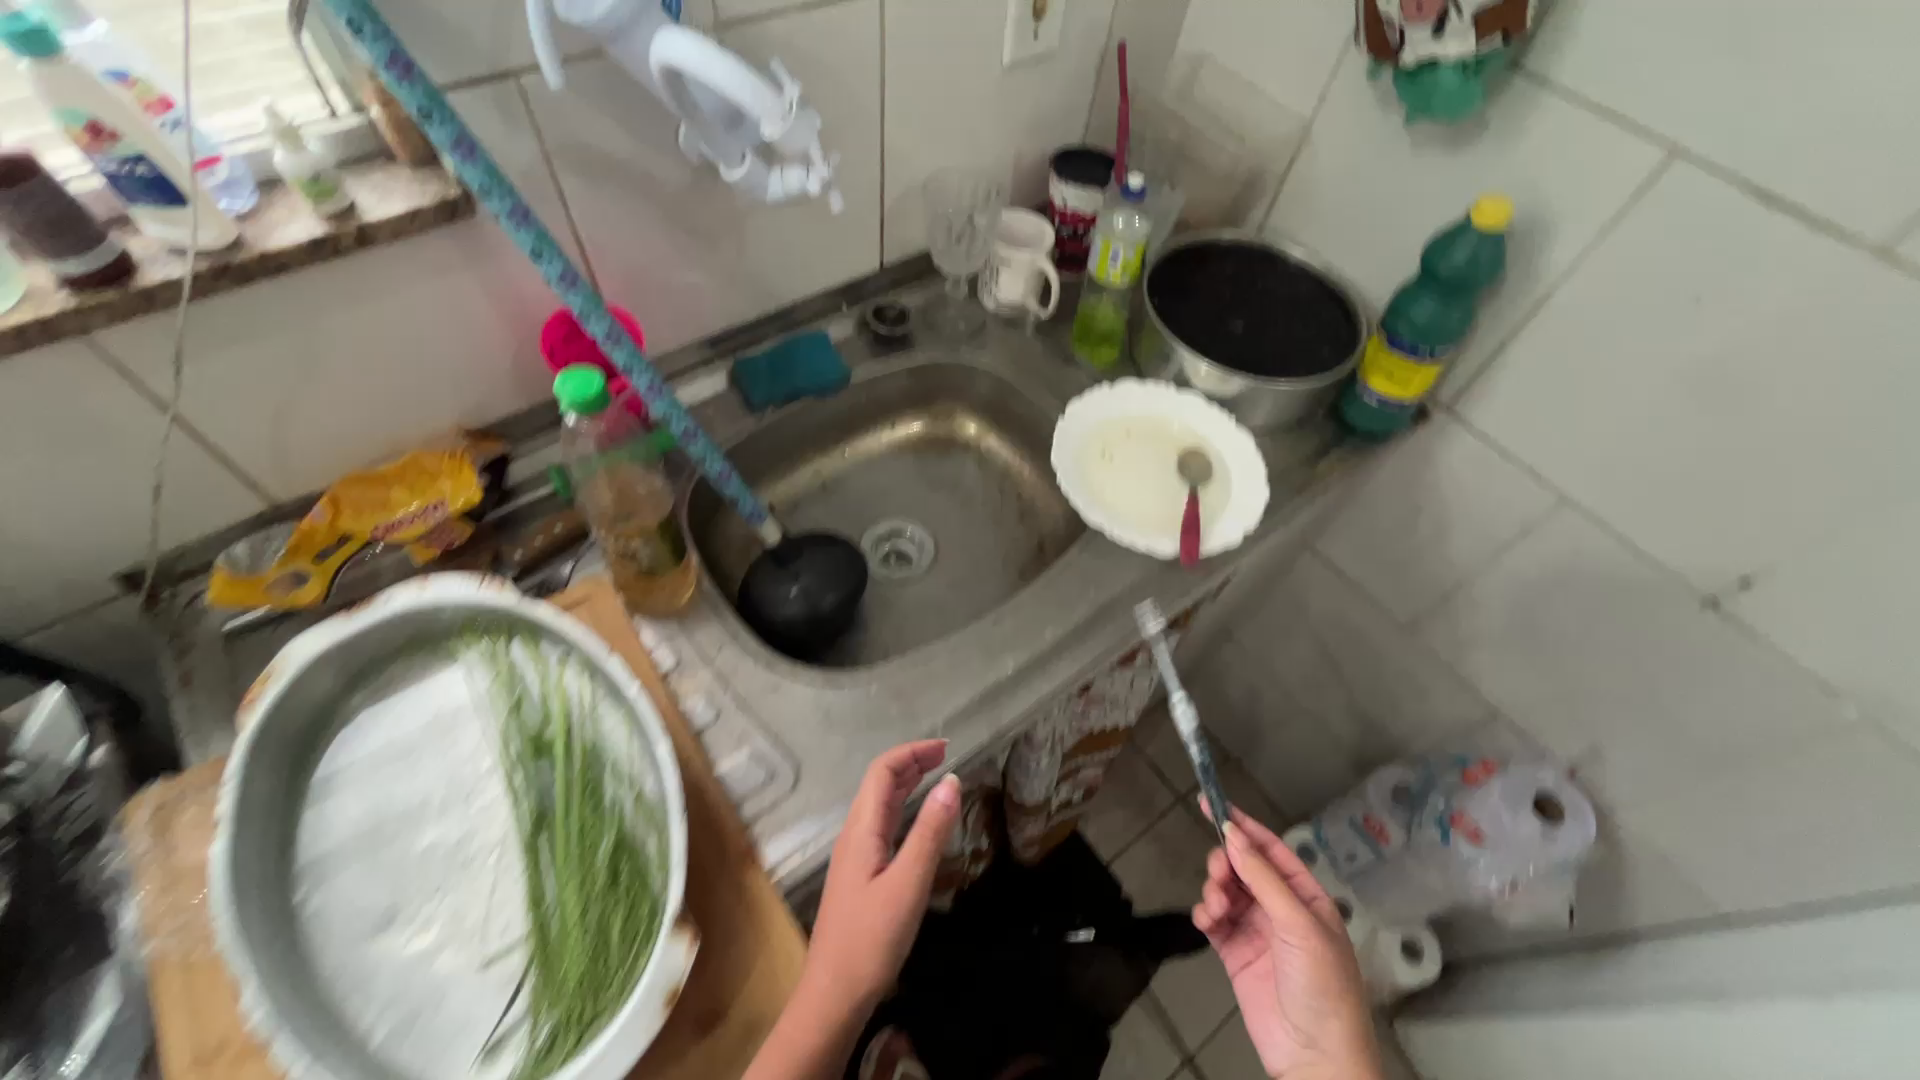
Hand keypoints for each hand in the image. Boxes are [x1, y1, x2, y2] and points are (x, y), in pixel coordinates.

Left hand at [804, 740, 962, 1010]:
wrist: (834, 995)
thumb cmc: (871, 940)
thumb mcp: (908, 884)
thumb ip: (930, 832)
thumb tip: (952, 782)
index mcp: (861, 830)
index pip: (882, 772)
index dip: (912, 752)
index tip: (947, 747)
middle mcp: (854, 836)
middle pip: (879, 784)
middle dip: (911, 763)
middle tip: (946, 756)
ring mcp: (855, 857)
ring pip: (880, 806)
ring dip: (906, 784)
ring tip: (937, 776)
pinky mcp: (860, 877)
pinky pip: (882, 827)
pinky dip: (904, 810)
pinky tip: (918, 823)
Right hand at [1193, 806, 1381, 1079]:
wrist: (1314, 1055)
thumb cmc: (1322, 986)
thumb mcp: (1299, 925)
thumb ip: (1263, 877)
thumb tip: (1233, 835)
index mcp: (1306, 897)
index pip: (1271, 850)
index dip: (1243, 825)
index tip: (1211, 803)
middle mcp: (1280, 909)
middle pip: (1243, 869)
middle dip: (1225, 864)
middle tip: (1218, 874)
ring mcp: (1257, 932)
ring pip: (1225, 892)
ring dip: (1215, 891)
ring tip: (1217, 908)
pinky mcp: (1235, 954)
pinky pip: (1213, 921)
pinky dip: (1205, 915)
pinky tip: (1207, 921)